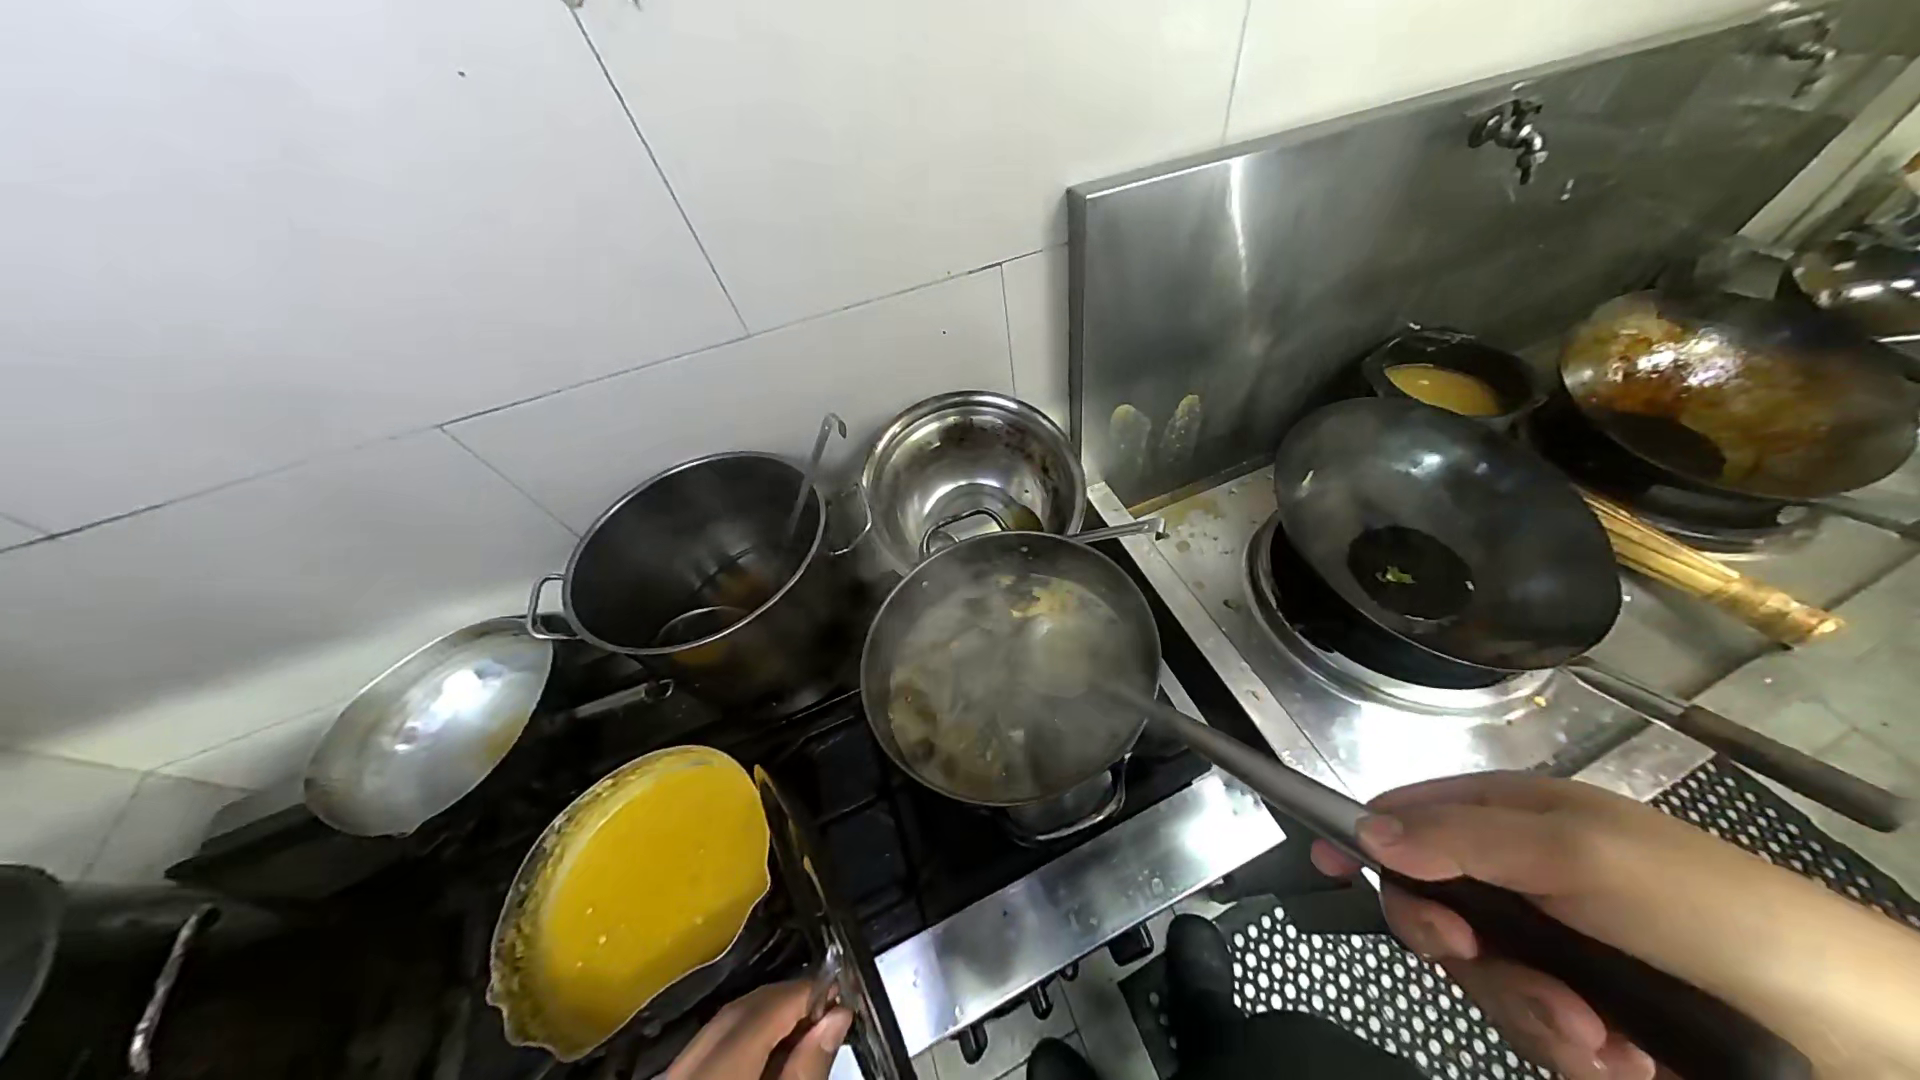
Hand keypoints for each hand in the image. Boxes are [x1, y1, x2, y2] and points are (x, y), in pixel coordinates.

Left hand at [666, 981, 852, 1079]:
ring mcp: (671, 1074)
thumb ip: (808, 1069)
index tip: (841, 993)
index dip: (807, 992)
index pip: (767, 1006)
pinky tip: (766, 1057)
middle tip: (827, 1013)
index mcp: (719, 1070)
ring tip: (802, 1035)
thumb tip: (837, 1016)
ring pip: (722, 1027)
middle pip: (741, 1011)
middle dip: (787, 1003)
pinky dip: (740, 1043)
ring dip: (765, 1021)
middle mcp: (684, 1065)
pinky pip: (706, 1048)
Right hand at [1309, 771, 1919, 1079]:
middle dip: (1450, 937)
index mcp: (1512, 818)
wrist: (1874, 1042)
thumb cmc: (1709, 913)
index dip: (1360, 833)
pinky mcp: (1585, 1011)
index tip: (1321, 862)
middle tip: (1471, 950)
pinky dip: (1569, 1048)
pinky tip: (1622, 1059)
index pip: (1406, 814)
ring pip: (1478, 972)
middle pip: (1428, 899)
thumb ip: (1461, 841)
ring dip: (1526, 1008)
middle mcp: (1520, 876)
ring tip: (1598, 1037)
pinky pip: (1530, 1026)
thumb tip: (1364, 829)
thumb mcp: (1576, 855)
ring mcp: (1553, 946)